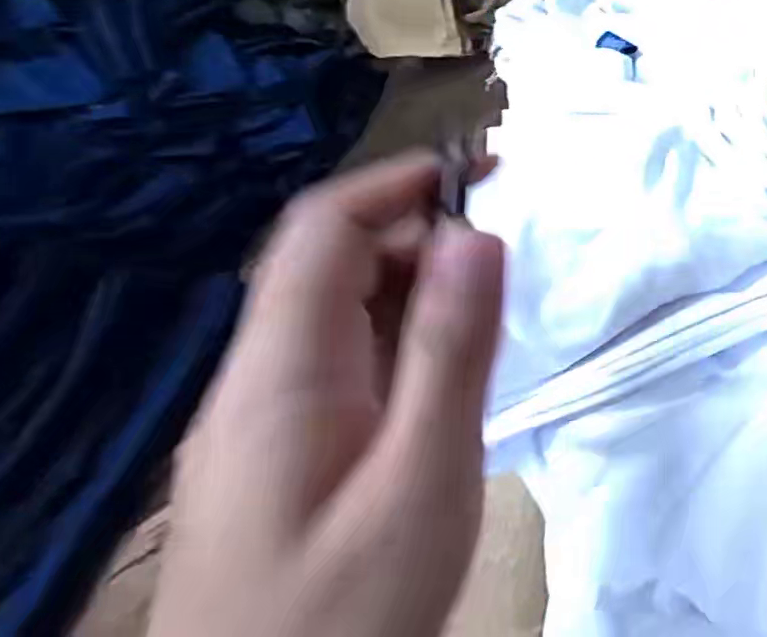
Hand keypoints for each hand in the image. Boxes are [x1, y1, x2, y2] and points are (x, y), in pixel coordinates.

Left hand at [148, 152, 504, 636]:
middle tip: (504, 264)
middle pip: (335, 261)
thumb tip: (478, 235)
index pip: (325, 230)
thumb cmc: (350, 613)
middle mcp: (261, 376)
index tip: (484, 173)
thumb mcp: (424, 476)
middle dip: (422, 235)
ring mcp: (270, 411)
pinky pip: (350, 351)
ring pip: (346, 305)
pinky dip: (407, 330)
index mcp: (281, 373)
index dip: (400, 183)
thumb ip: (451, 351)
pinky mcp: (291, 439)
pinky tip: (448, 368)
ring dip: (420, 284)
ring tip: (488, 318)